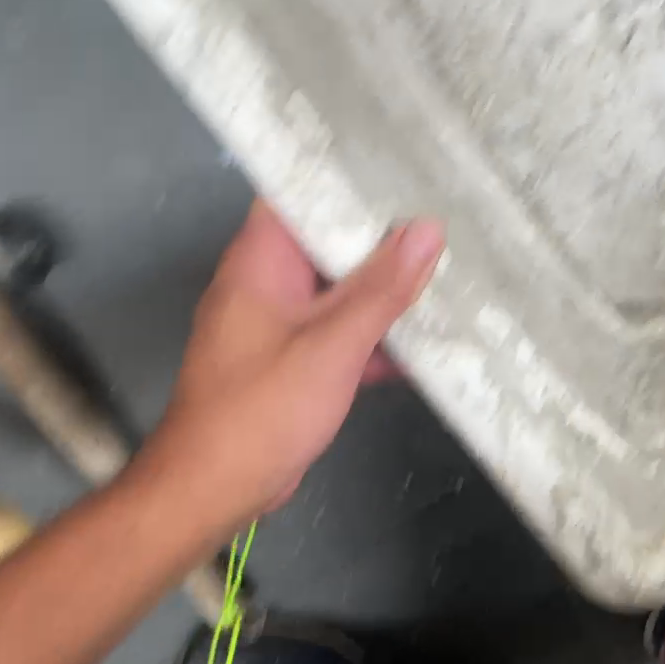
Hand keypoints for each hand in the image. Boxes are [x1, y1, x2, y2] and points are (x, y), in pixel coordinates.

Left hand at [131, 201, 444, 531]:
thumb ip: (383, 288)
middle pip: (330, 245)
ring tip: (449, 275)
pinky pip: (344, 334)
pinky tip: (426, 348)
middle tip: (445, 223)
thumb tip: (429, 230)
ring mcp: (283, 326)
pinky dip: (379, 338)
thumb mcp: (332, 343)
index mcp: (261, 263)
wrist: (215, 489)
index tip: (405, 173)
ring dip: (388, 292)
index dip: (348, 179)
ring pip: (343, 293)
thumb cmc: (264, 408)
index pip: (299, 196)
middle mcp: (269, 285)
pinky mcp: (297, 362)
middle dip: (385, 239)